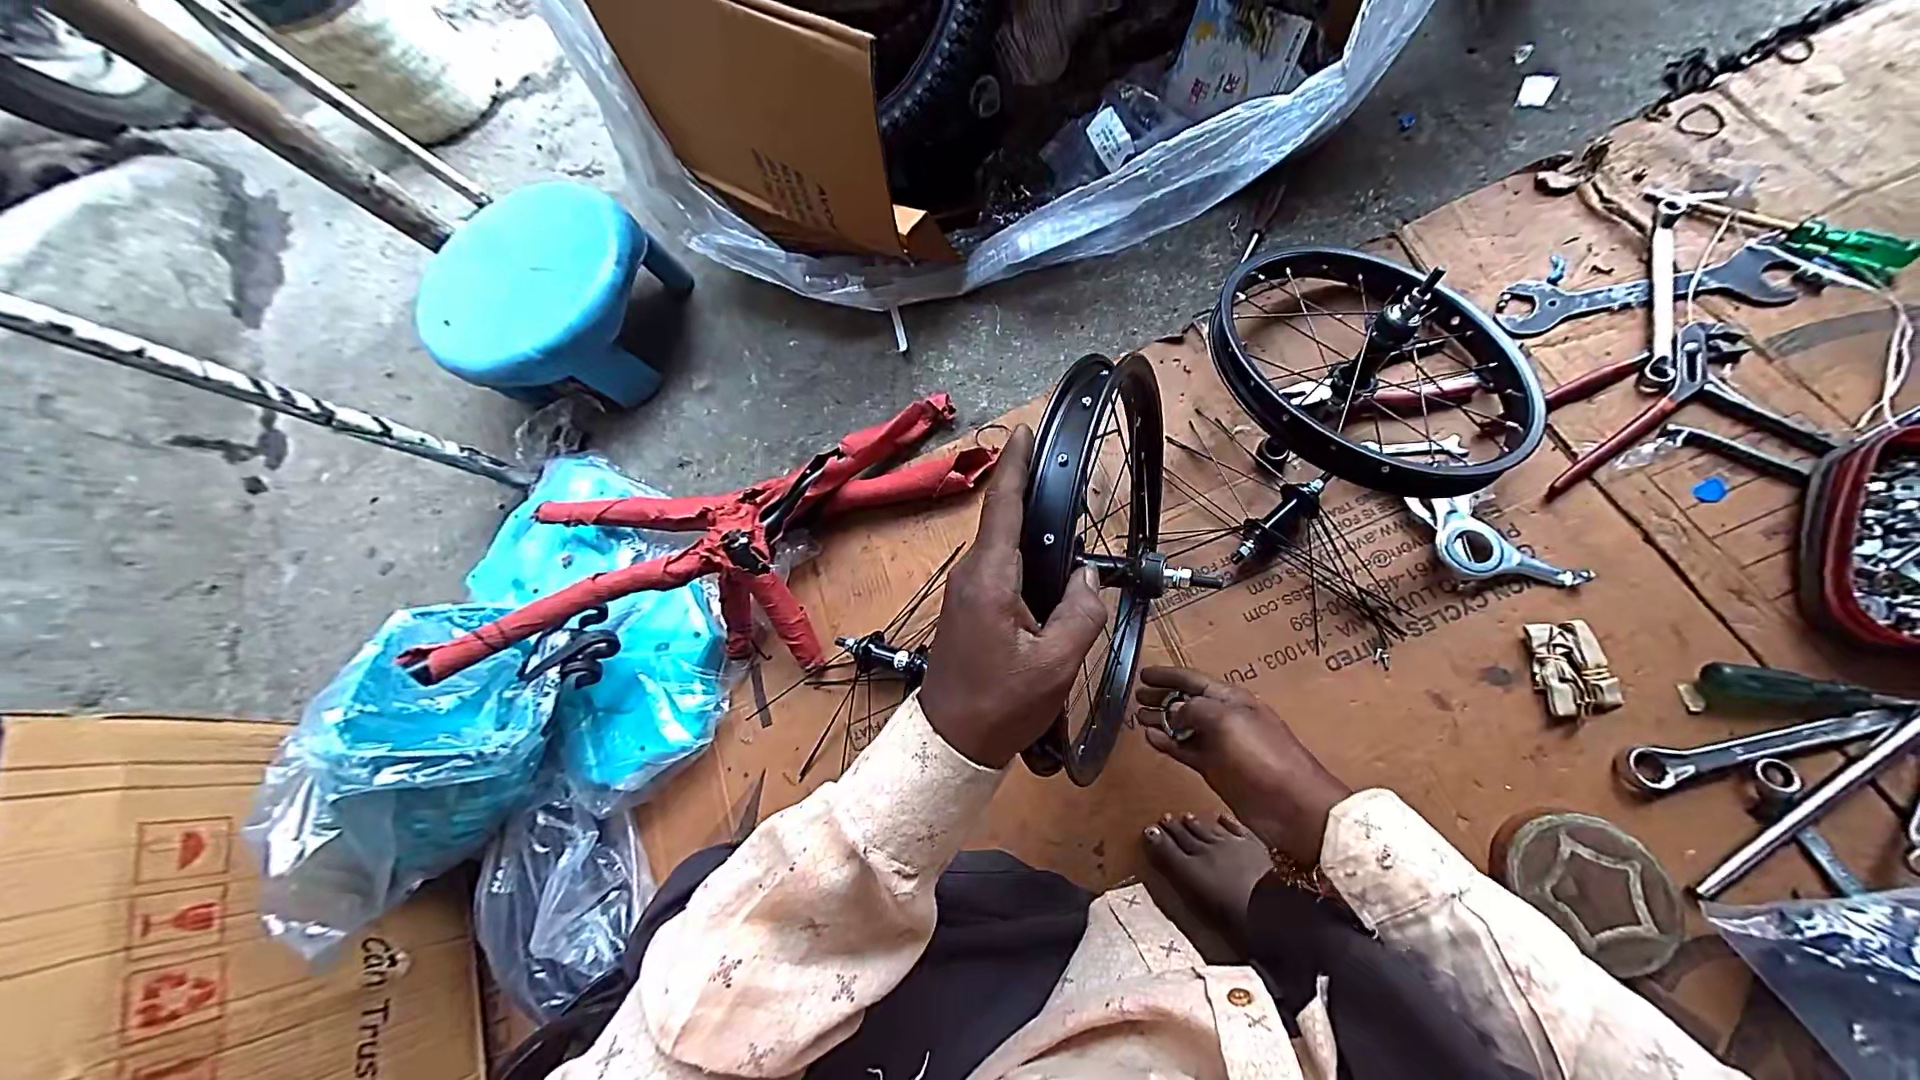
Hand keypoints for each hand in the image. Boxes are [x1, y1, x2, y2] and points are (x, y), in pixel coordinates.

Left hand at [919, 425, 1108, 768]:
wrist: (951, 742)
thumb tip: (1089, 577)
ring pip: (1005, 551)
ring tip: (1069, 538)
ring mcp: (964, 592)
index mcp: (989, 580)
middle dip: (1036, 503)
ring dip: (1034, 541)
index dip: (1016, 466)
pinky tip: (1050, 579)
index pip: (1002, 507)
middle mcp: (970, 576)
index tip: (1026, 434)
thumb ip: (1081, 613)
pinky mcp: (967, 609)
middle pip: (1005, 525)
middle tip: (1073, 491)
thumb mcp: (1056, 664)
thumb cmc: (1000, 706)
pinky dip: (1026, 566)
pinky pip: (1000, 573)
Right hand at [1137, 667, 1351, 864]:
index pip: (1192, 679)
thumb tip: (1172, 710)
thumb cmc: (1264, 756)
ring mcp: (1219, 744)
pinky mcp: (1214, 768)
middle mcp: (1224, 718)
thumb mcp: (1226, 721)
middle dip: (1162, 696)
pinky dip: (1167, 743)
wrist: (1293, 806)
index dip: (1168, 675)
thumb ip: (1193, 709)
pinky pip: (1184, 750)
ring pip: (1182, 726)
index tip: (1145, 674)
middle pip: (1186, 701)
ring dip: (1161, 720)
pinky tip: (1152, 739)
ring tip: (1140, 717)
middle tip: (1138, 696)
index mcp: (1231, 699)